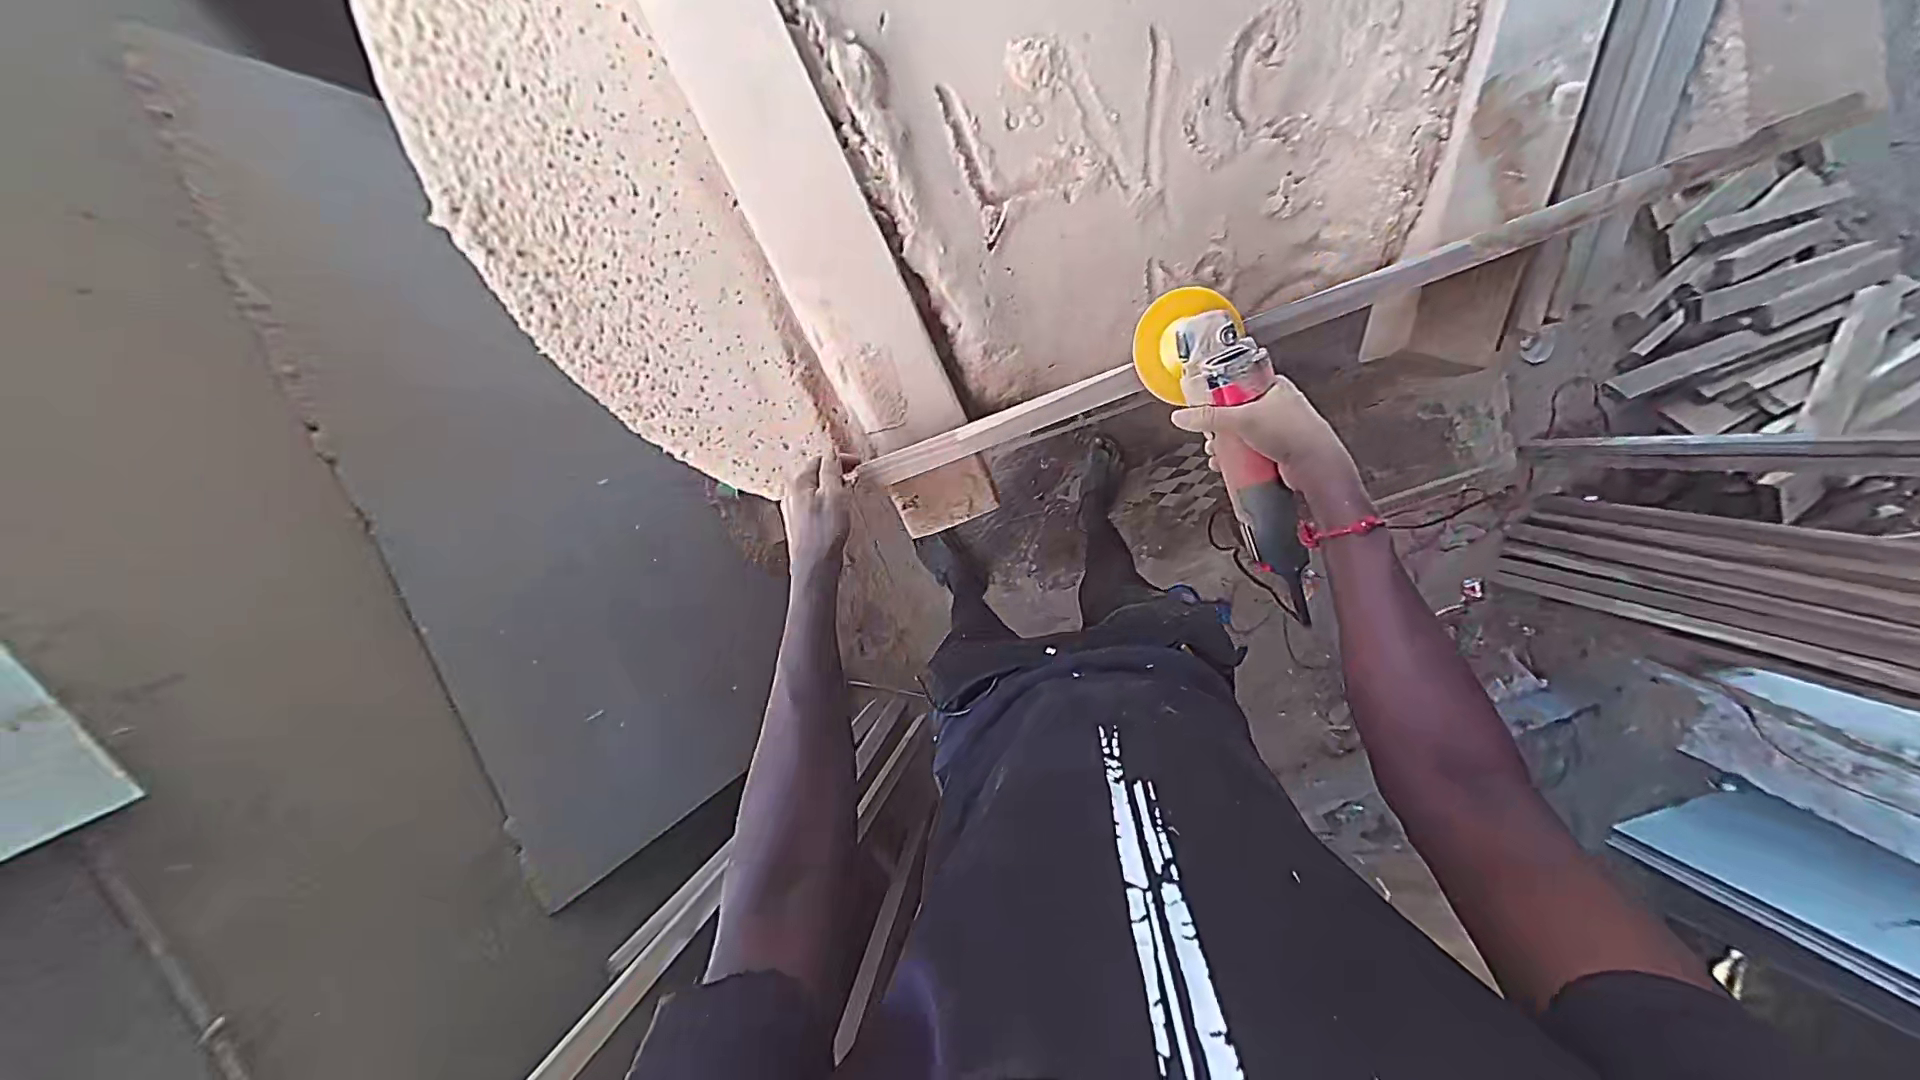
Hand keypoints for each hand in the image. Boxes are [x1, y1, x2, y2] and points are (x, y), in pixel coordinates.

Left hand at [782, 453, 855, 578]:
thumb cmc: (824, 532)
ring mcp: (794, 510)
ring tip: (848, 492)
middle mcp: (791, 495)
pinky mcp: (800, 524)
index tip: (856, 464)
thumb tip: (831, 452)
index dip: (839, 459)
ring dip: (832, 487)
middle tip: (854, 476)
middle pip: (815, 474)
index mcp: (797, 484)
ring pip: (815, 490)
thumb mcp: (834, 494)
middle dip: (836, 472)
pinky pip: (814, 504)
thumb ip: (831, 471)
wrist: (814, 566)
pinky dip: (828, 501)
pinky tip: (838, 511)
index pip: (819, 460)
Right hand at [1170, 376, 1363, 502]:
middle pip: (1233, 413)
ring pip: (1239, 435)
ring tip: (1216, 453)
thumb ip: (1208, 417)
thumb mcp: (1242, 419)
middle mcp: (1274, 406)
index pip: (1236, 384)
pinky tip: (1226, 465)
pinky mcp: (1273, 451)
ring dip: (1223, 446)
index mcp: (1271, 386)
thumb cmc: (1292, 432)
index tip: (1203, 406)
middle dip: (1217, 428)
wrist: (1317, 466)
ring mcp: (1274, 430)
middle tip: (1210, 435)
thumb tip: (1180, 417)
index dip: (1218, 396)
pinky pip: (1246, 452)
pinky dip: (1234, 459)